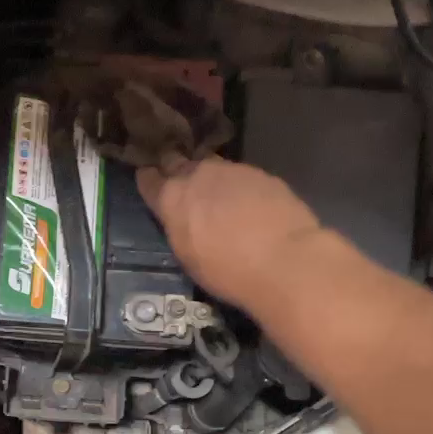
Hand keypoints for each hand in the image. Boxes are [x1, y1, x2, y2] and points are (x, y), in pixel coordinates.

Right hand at [136, 157, 328, 309]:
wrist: (285, 260)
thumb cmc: (227, 271)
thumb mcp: (188, 257)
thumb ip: (180, 228)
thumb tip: (183, 219)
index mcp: (172, 199)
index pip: (149, 179)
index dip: (148, 180)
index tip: (149, 180)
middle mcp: (197, 176)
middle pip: (178, 162)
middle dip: (175, 169)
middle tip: (179, 181)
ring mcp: (231, 170)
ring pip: (211, 165)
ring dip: (209, 176)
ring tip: (216, 193)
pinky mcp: (262, 173)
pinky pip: (241, 175)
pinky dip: (239, 186)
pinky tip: (248, 203)